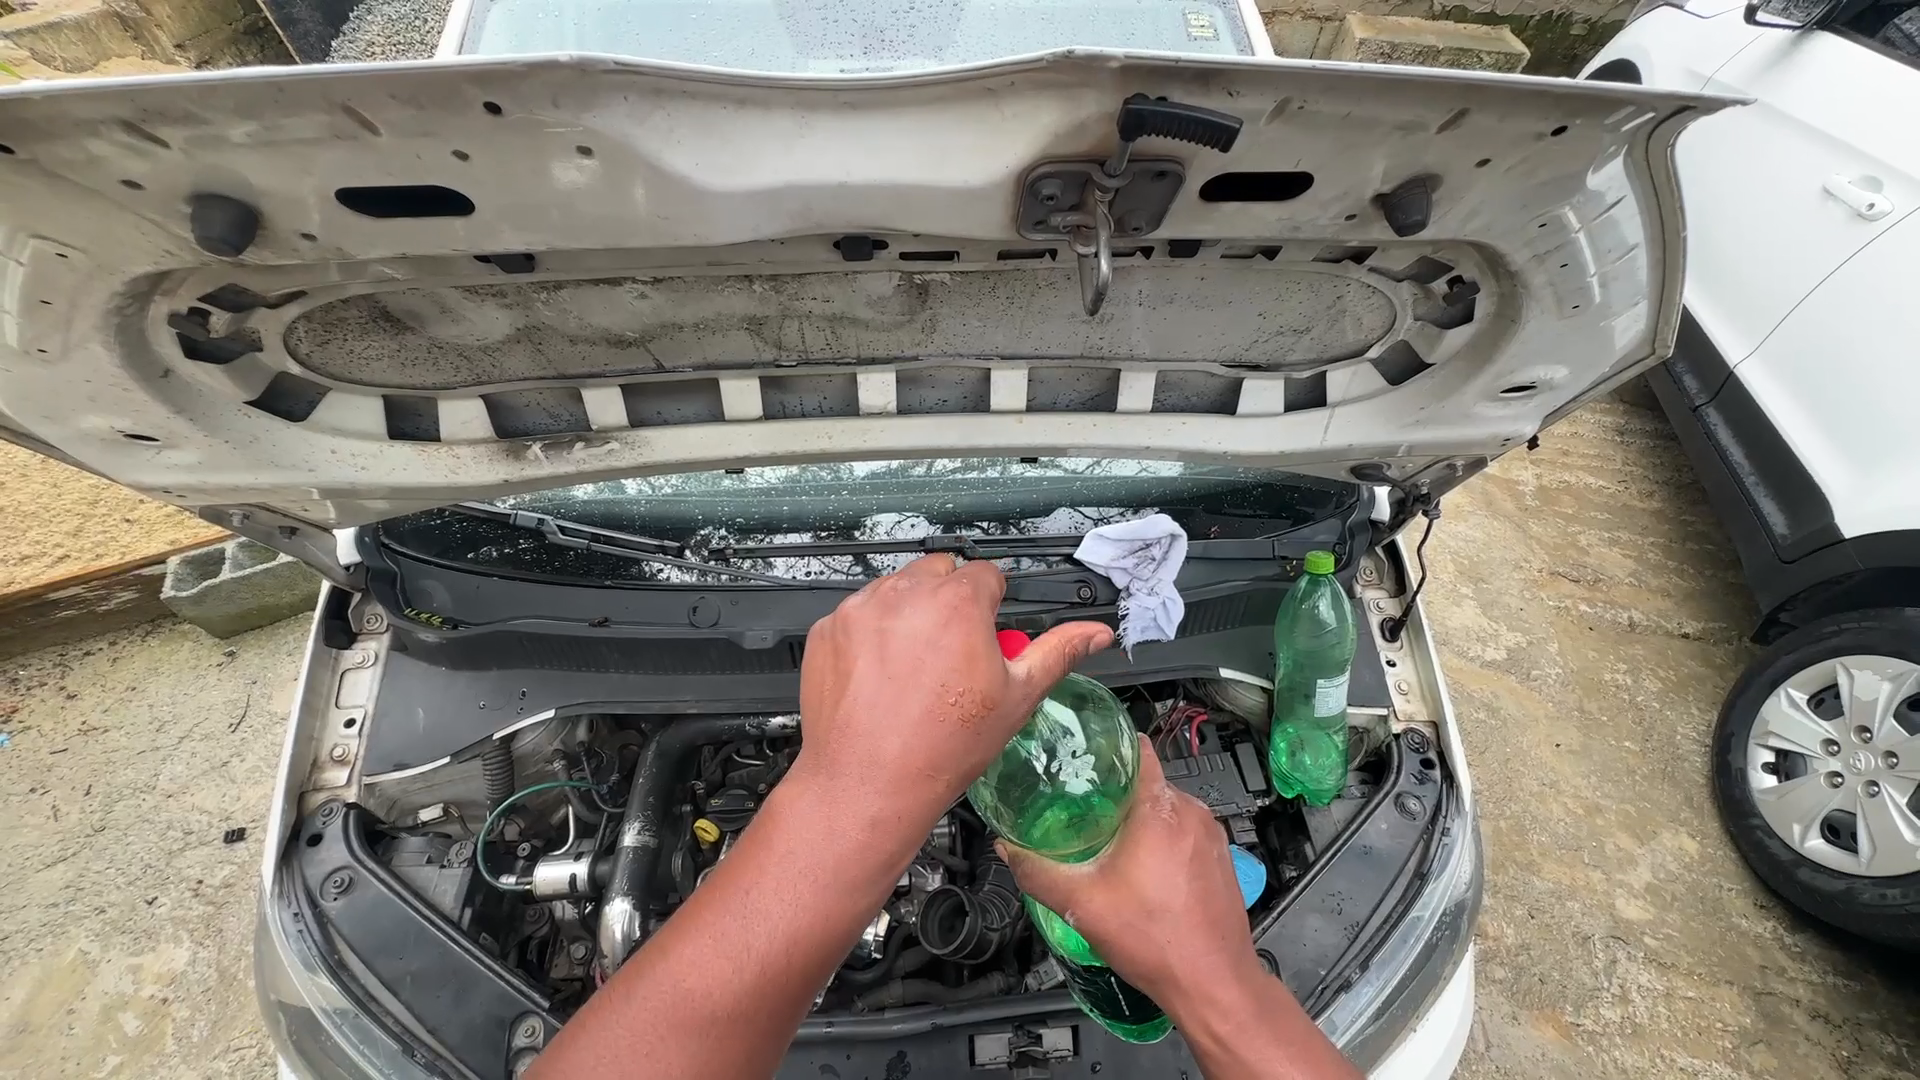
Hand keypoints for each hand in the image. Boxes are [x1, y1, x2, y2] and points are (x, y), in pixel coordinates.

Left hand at [794, 554, 1113, 830]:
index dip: (992, 604)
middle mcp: (907, 594)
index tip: (986, 631)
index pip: (986, 574)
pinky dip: (872, 631)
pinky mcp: (828, 628)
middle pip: (940, 572)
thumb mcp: (1015, 698)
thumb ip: (1057, 652)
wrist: (867, 782)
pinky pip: (859, 612)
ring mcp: (862, 609)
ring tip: (916, 664)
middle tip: (953, 648)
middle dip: (951, 600)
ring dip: (911, 611)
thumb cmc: (941, 746)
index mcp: (958, 603)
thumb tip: (1093, 634)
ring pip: (897, 588)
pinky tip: (883, 672)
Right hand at [997, 738, 1263, 1005]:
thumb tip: (1008, 849)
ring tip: (1108, 838)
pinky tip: (1142, 867)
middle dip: (1116, 791)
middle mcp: (1191, 812)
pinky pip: (1185, 831)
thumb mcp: (1082, 905)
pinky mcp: (1220, 857)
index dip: (1108, 747)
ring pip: (1166, 807)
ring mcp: (1211, 835)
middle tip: (1083, 807)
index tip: (1084, 755)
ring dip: (1140, 818)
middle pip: (1146, 781)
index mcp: (1160, 808)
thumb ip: (1038, 872)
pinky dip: (1163, 839)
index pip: (1137, 749)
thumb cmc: (1156, 940)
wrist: (1213, 985)